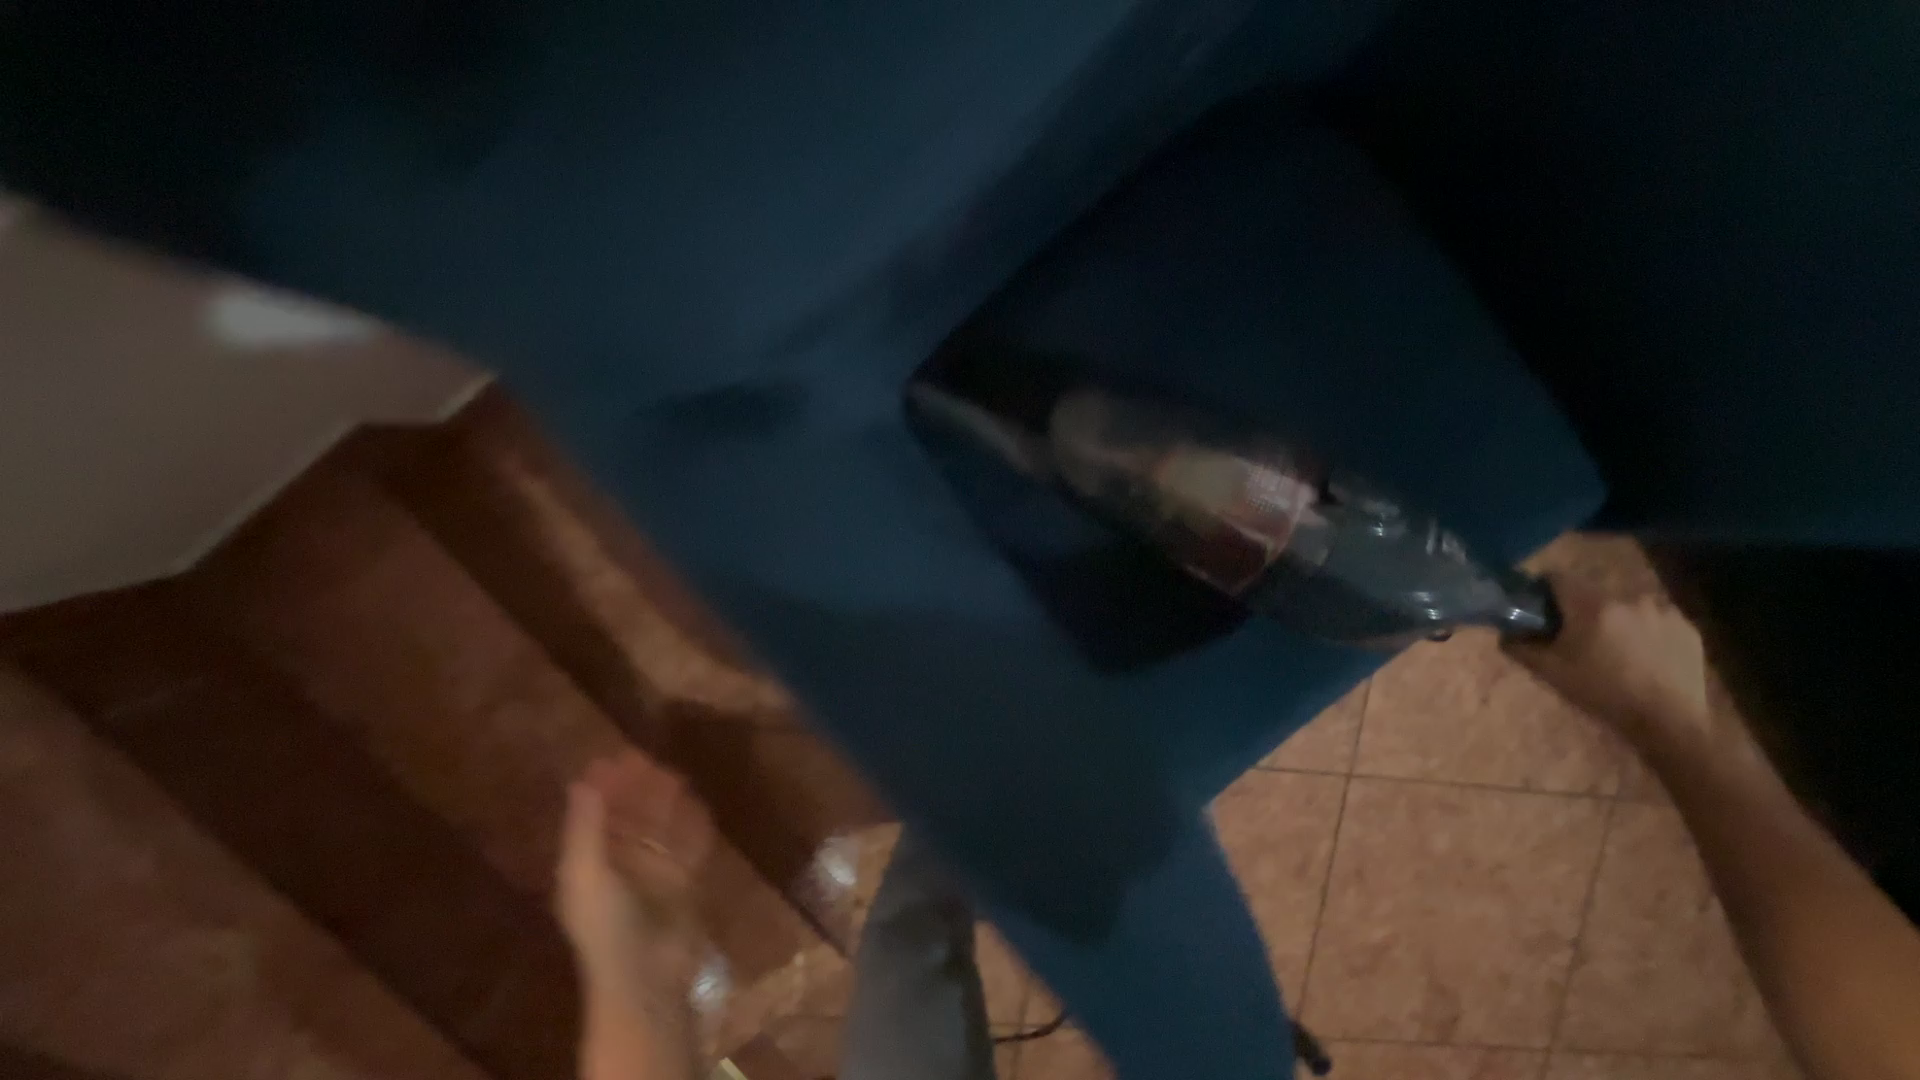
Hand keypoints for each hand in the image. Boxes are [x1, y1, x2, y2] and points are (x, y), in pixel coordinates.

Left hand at [555, 755, 712, 999]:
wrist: (647, 976)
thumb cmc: (608, 924)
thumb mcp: (586, 872)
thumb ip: (586, 826)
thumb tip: (582, 779)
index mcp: (588, 866)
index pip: (595, 817)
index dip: (603, 789)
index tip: (612, 757)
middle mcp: (620, 867)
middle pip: (629, 819)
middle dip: (637, 790)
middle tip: (648, 758)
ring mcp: (654, 876)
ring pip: (661, 829)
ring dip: (667, 803)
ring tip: (676, 774)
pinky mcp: (684, 884)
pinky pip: (690, 847)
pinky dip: (694, 826)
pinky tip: (700, 805)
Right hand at [1504, 578, 1711, 751]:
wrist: (1669, 722)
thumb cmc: (1602, 693)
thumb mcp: (1550, 672)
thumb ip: (1519, 647)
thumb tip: (1506, 632)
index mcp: (1592, 605)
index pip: (1557, 576)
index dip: (1543, 589)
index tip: (1539, 609)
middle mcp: (1629, 598)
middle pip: (1592, 592)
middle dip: (1580, 608)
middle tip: (1575, 636)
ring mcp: (1664, 611)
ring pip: (1624, 605)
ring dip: (1613, 618)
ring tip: (1613, 648)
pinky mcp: (1687, 627)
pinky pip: (1654, 619)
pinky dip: (1643, 630)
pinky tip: (1642, 656)